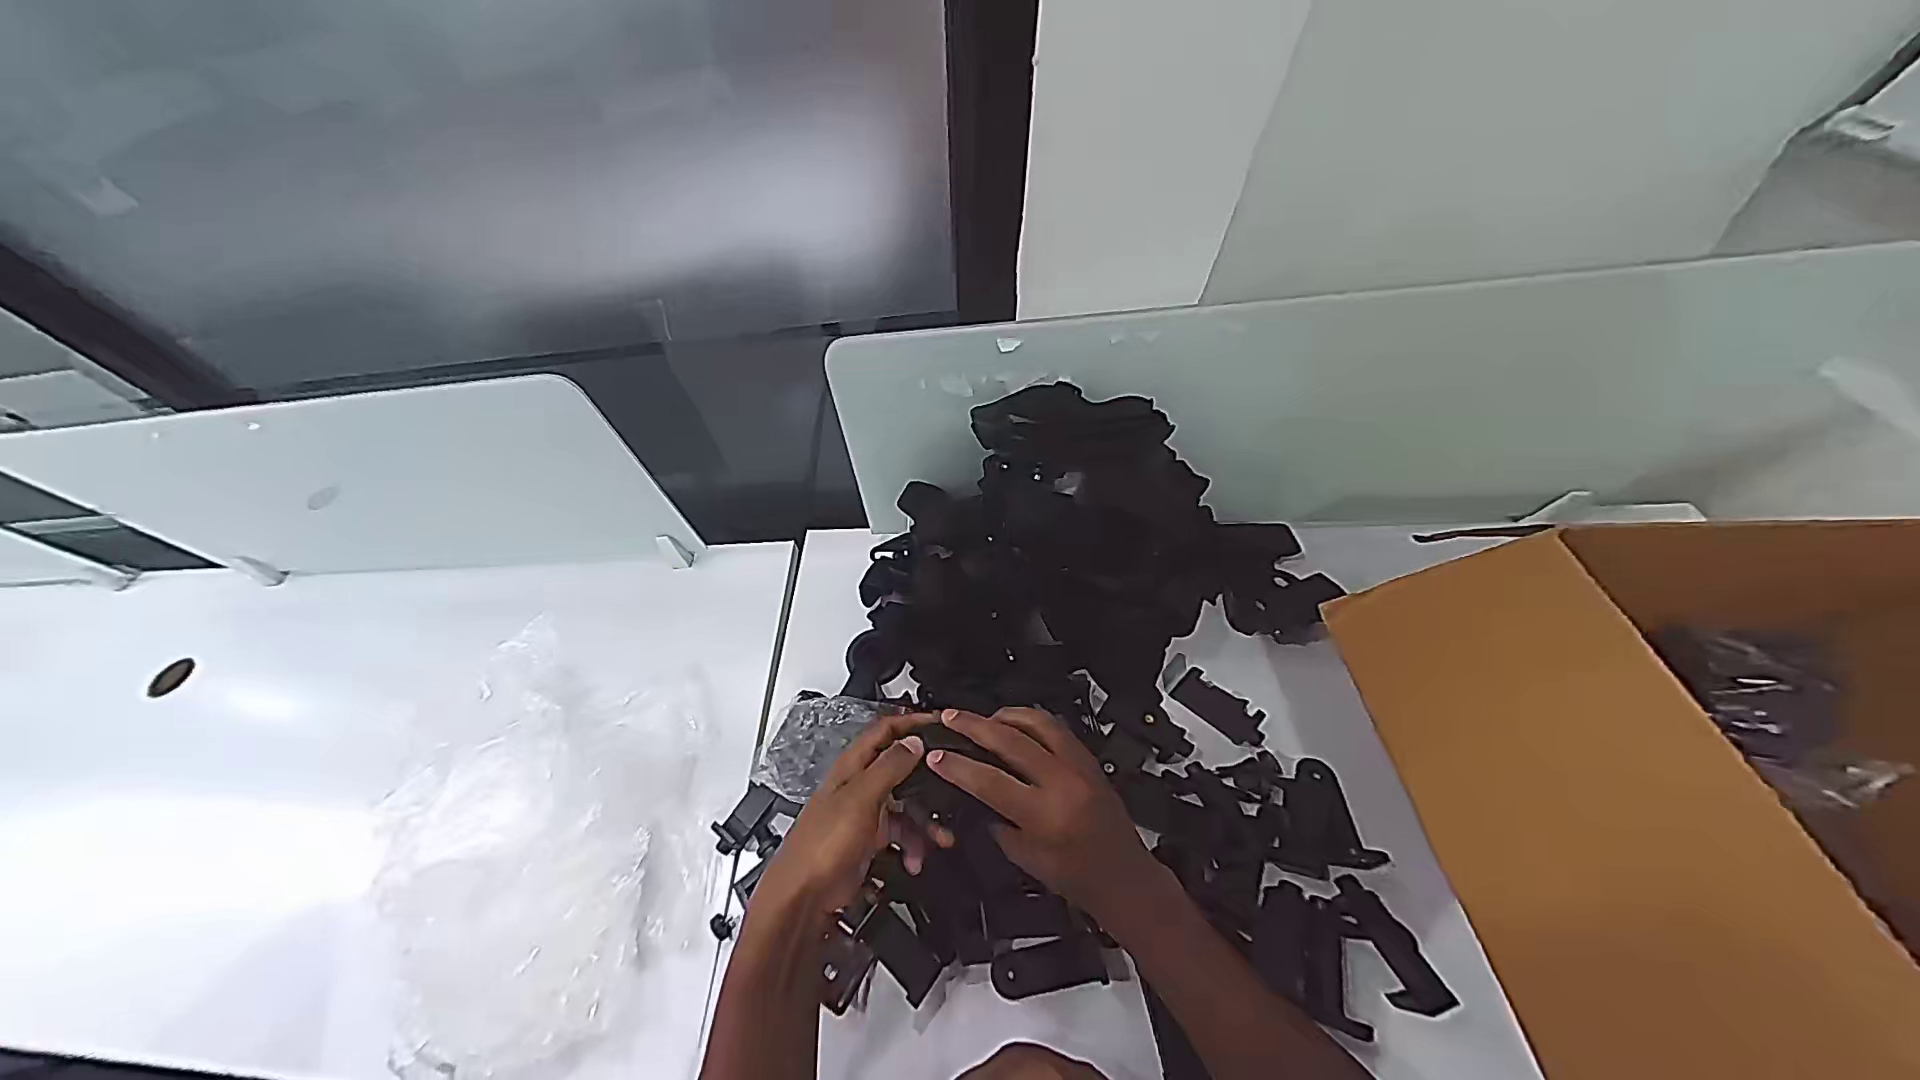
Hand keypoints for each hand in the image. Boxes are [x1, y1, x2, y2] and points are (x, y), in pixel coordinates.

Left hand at [752, 713, 944, 917]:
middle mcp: (859, 785)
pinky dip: (912, 845)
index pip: (886, 731)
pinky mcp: (868, 840)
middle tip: (949, 794)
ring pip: (906, 806)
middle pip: (902, 771)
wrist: (804, 899)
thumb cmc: (819, 847)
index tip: (939, 724)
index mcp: (853, 767)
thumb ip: (889, 767)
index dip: (912, 723)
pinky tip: (914, 859)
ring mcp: (864, 813)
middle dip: (928, 784)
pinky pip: (900, 834)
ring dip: (924, 823)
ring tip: (937, 839)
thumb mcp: (860, 799)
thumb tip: (914, 742)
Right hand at [928, 707, 1158, 923]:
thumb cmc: (1079, 877)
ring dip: (1004, 714)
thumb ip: (997, 821)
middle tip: (952, 717)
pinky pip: (1057, 728)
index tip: (938, 756)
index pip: (990, 781)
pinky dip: (1032, 720)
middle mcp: (1065, 784)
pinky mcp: (1089, 760)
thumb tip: (973, 792)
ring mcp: (1080, 767)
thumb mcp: (1025, 857)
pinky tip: (1017, 722)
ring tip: (983, 717)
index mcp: (1046, 816)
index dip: (958, 766)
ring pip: (1037, 721)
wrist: (1124, 878)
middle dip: (974, 725)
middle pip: (1010, 739)